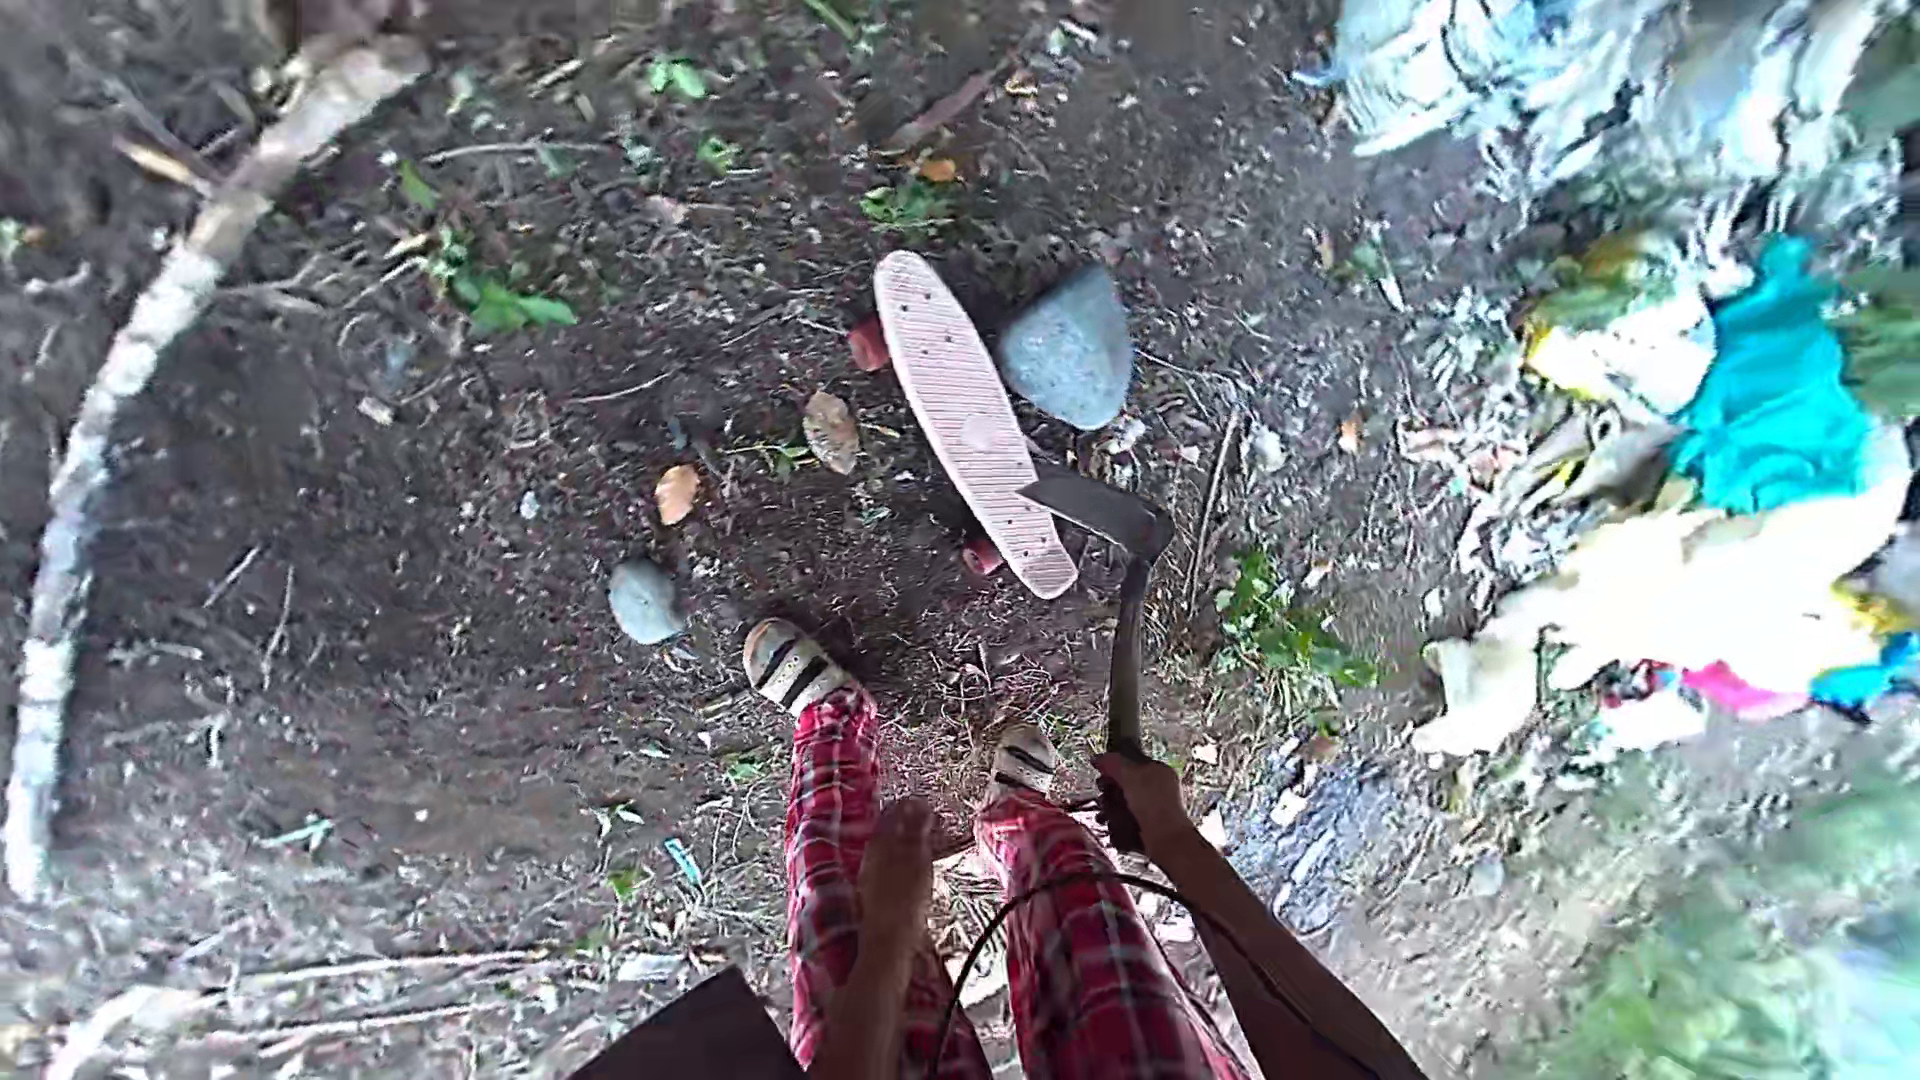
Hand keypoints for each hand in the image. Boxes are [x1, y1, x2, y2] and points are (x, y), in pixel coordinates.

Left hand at [857, 797, 933, 956]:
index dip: (911, 806)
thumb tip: (921, 807)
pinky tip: (918, 867)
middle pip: (891, 830)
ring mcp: (872, 875)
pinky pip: (893, 864)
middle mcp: (872, 855)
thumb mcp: (917, 862)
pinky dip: (907, 859)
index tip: (929, 805)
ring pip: (892, 848)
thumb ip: (918, 833)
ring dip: (910, 841)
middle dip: (911, 823)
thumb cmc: (905, 901)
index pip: (894, 814)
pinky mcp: (877, 893)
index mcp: (880, 843)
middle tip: (934, 822)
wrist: (888, 946)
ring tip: (930, 843)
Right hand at [1092, 753, 1201, 861]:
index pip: (1132, 761)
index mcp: (1160, 770)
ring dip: (1111, 807)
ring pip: (1126, 803)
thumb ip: (1113, 763)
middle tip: (1103, 794)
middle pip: (1127, 783)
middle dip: (1110, 789)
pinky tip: (1112, 824)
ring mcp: (1156, 809)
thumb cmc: (1152, 803)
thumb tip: (1098, 759)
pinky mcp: (1151, 828)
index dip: (1114, 766)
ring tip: (1103, 814)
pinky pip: (1129, 819)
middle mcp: (1160, 788)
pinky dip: (1118, 822)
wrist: (1166, 842)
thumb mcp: (1129, 775)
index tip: (1101, 774)